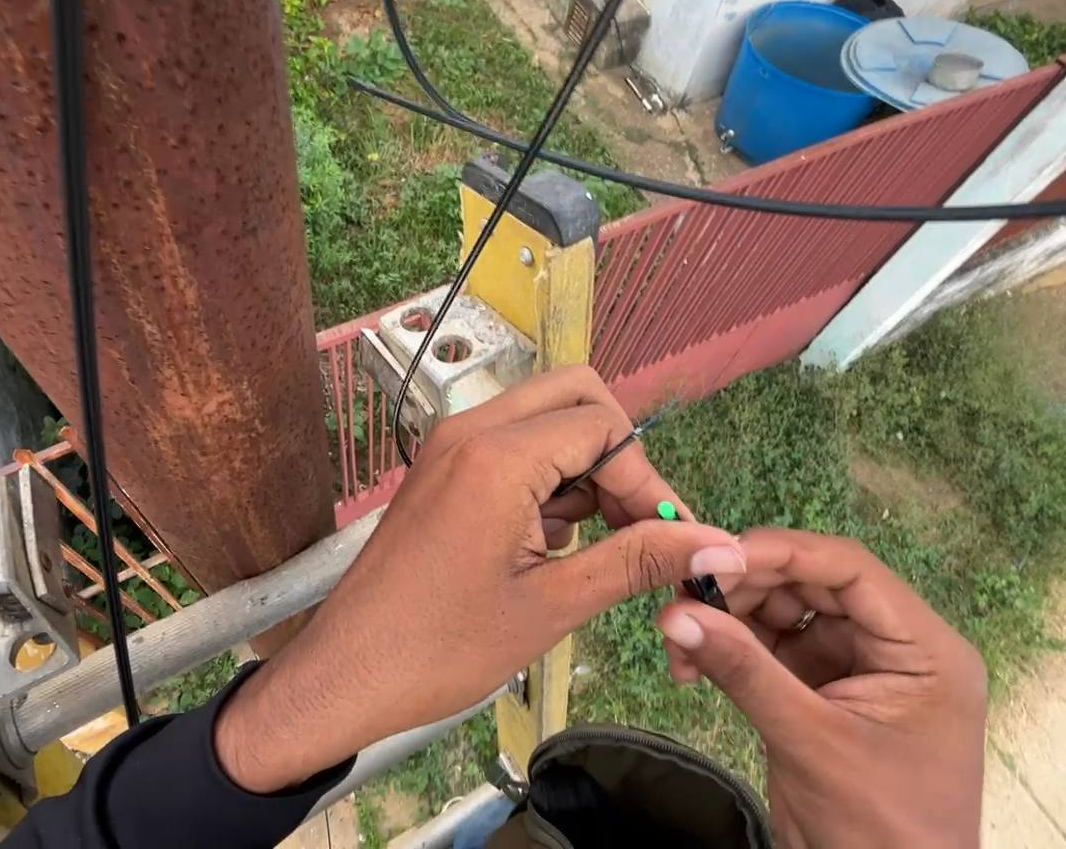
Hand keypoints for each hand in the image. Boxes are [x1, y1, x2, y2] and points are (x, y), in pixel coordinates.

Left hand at [215, 366, 746, 791]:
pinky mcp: (443, 463)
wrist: (348, 671)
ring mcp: (451, 441)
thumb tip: (717, 542)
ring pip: (544, 415)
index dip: (647, 481)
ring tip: (588, 544)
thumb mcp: (551, 605)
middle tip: (630, 522)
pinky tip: (546, 540)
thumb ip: (636, 560)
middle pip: (575, 394)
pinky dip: (547, 474)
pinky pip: (513, 440)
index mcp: (497, 456)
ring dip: (582, 465)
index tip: (667, 538)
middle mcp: (472, 428)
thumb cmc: (443, 647)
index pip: (604, 428)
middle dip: (617, 453)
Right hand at [655, 530, 986, 847]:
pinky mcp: (820, 682)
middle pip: (809, 581)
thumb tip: (672, 611)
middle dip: (743, 586)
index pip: (848, 569)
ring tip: (679, 637)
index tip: (711, 557)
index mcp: (923, 649)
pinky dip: (729, 645)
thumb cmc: (877, 831)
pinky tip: (690, 662)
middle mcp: (892, 643)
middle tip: (683, 598)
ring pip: (782, 606)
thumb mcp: (810, 743)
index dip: (778, 552)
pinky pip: (768, 641)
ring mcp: (854, 661)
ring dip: (728, 615)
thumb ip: (743, 669)